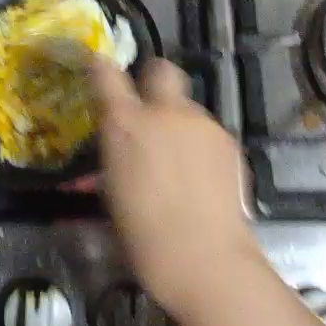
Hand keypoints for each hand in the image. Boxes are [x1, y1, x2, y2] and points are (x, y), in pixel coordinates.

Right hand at [89, 56, 260, 318]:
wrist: (204, 258)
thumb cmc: (143, 237)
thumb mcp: (113, 194)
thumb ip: (114, 159)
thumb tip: (113, 154)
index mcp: (125, 124)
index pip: (105, 74)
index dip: (100, 67)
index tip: (97, 68)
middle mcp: (164, 113)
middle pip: (161, 70)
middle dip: (153, 79)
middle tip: (149, 106)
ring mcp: (201, 124)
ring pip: (187, 106)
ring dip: (178, 121)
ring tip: (178, 159)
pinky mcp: (229, 141)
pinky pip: (207, 131)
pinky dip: (199, 144)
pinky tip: (200, 175)